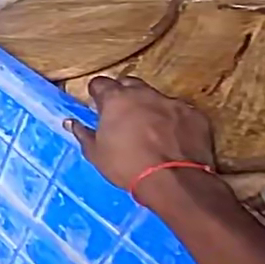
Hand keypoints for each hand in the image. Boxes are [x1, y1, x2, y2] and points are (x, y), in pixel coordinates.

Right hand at [64, 75, 216, 197]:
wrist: (173, 180)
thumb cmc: (126, 165)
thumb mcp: (96, 153)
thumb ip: (83, 133)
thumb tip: (70, 122)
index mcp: (116, 100)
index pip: (100, 83)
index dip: (96, 93)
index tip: (97, 106)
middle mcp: (143, 94)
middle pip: (129, 83)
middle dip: (123, 94)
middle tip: (120, 114)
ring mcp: (171, 102)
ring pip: (155, 97)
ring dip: (148, 107)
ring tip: (148, 129)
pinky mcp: (194, 114)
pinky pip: (178, 112)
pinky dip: (172, 120)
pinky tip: (171, 138)